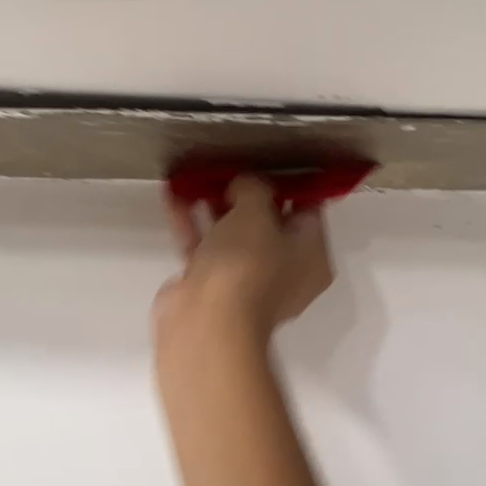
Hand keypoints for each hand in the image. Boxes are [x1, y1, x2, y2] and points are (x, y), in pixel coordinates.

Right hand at [155, 175, 334, 353]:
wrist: (207, 322)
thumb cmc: (247, 264)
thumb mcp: (257, 211)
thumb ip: (254, 188)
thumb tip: (244, 186)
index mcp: (312, 257)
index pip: (308, 212)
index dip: (287, 185)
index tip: (265, 163)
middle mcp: (284, 273)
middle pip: (268, 224)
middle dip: (244, 196)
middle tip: (227, 170)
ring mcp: (246, 283)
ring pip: (232, 236)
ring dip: (214, 208)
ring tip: (197, 177)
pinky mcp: (211, 288)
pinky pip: (205, 248)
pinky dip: (192, 224)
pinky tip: (174, 196)